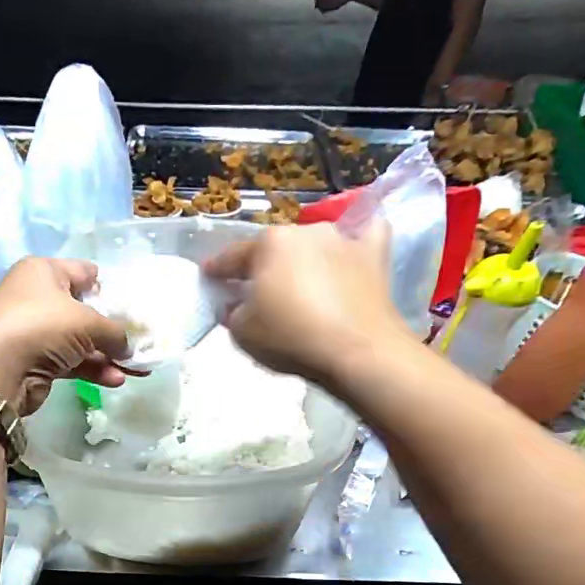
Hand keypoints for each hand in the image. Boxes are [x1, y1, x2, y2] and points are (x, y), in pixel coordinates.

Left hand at [0, 257, 132, 415]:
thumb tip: (128, 346)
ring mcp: (36, 329)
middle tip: (142, 342)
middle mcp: (38, 296)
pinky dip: (95, 369)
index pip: (85, 272)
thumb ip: (116, 332)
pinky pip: (73, 361)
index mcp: (45, 272)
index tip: (134, 306)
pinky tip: (116, 380)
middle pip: (86, 310)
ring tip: (139, 370)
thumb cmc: (43, 327)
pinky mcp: (37, 359)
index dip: (111, 287)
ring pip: (82, 340)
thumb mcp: (89, 322)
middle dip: (114, 329)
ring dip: (109, 355)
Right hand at [201, 221, 412, 387]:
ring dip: (307, 258)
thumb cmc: (293, 339)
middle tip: (262, 291)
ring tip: (306, 282)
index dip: (218, 269)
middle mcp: (305, 231)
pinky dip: (358, 239)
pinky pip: (366, 233)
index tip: (210, 275)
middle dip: (266, 266)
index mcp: (268, 245)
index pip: (234, 257)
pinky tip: (355, 250)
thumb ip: (232, 313)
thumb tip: (235, 304)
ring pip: (316, 242)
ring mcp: (343, 239)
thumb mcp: (244, 333)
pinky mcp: (374, 254)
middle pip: (277, 249)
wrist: (357, 352)